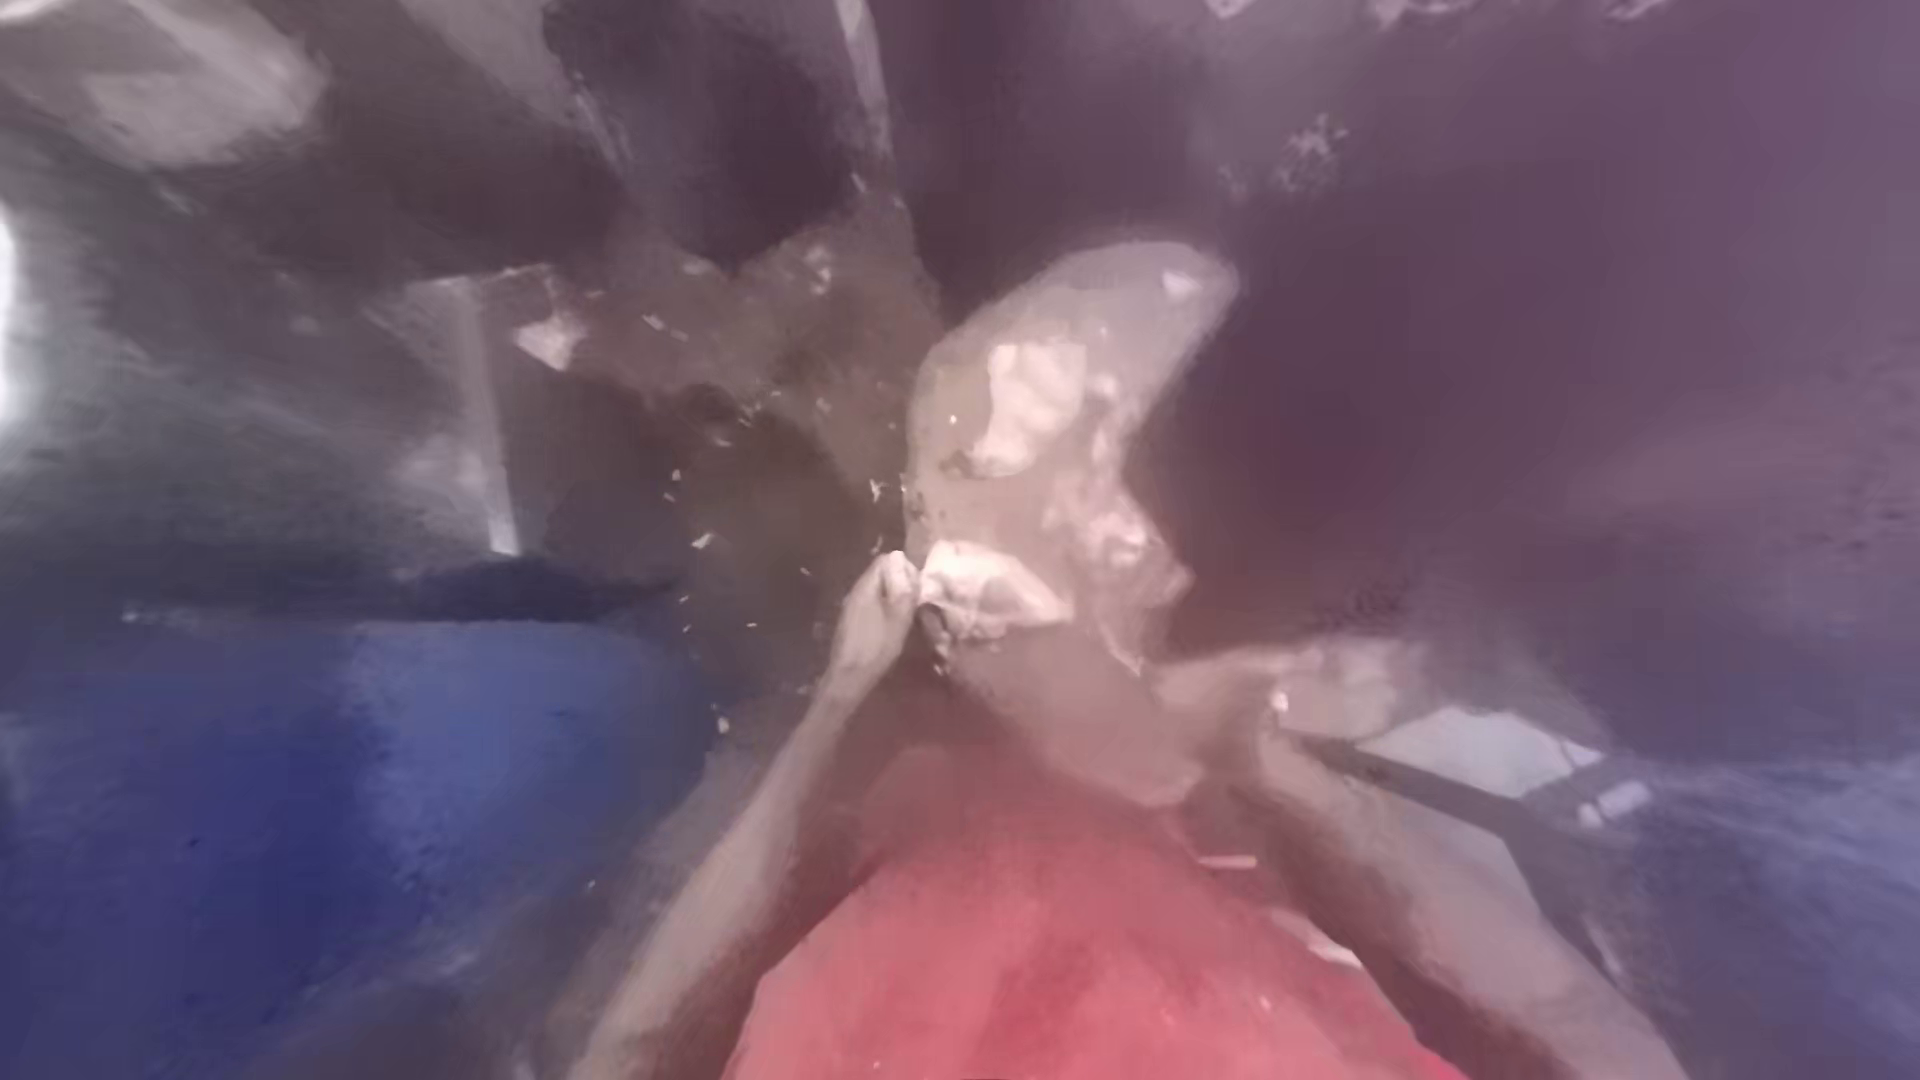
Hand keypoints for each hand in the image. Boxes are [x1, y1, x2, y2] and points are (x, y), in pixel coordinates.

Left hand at [823, 551, 920, 697]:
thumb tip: (901, 558)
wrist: (849, 676)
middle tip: (916, 600)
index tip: (918, 584)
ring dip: (893, 596)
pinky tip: (892, 624)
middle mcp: (855, 591)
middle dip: (900, 582)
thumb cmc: (877, 646)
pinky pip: (870, 603)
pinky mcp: (851, 620)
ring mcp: (851, 606)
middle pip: (880, 574)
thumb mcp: (899, 617)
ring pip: (876, 590)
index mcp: (866, 587)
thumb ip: (902, 588)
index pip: (885, 560)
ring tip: (908, 612)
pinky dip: (884, 607)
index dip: (904, 567)